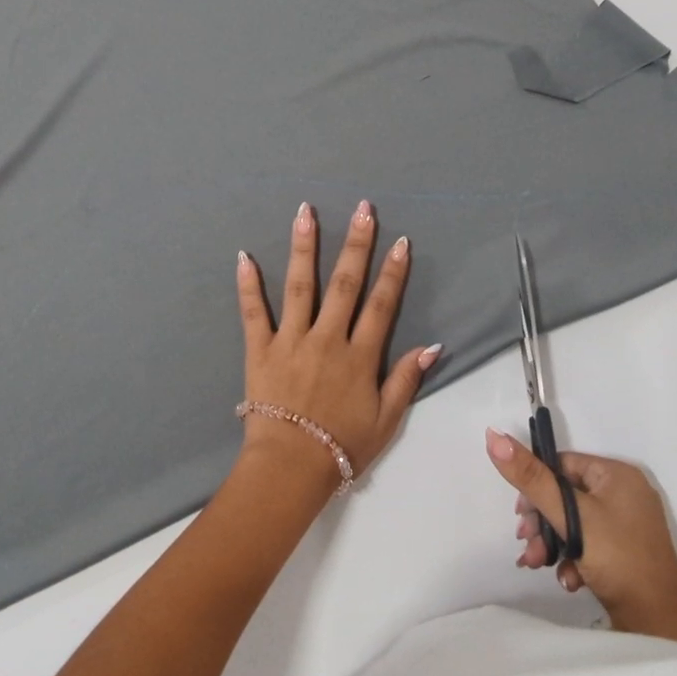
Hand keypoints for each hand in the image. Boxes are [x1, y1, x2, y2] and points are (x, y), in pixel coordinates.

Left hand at [236, 201, 440, 487]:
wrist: (291, 466)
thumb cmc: (341, 447)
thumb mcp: (386, 420)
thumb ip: (406, 379)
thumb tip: (432, 345)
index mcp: (360, 356)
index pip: (381, 305)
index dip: (393, 273)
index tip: (401, 242)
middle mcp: (327, 339)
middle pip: (345, 284)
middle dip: (356, 244)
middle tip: (363, 209)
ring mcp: (291, 340)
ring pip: (300, 285)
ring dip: (304, 246)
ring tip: (306, 211)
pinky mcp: (260, 349)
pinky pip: (253, 312)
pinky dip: (248, 284)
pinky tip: (244, 256)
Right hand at [485, 431, 676, 608]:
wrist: (660, 623)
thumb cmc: (618, 558)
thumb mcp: (570, 515)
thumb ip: (530, 477)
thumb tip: (493, 435)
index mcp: (617, 475)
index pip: (562, 465)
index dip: (536, 487)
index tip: (521, 516)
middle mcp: (624, 494)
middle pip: (564, 496)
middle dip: (541, 523)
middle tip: (527, 545)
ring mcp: (626, 524)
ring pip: (572, 523)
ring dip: (552, 544)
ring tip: (539, 565)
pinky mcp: (624, 551)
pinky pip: (588, 543)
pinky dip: (572, 558)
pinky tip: (567, 579)